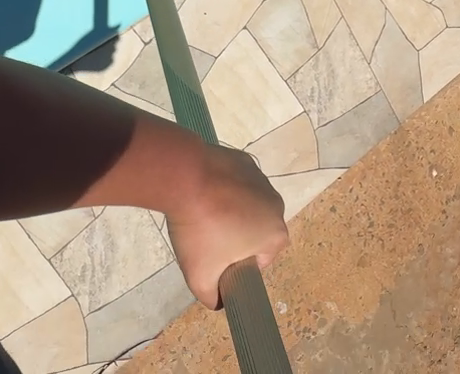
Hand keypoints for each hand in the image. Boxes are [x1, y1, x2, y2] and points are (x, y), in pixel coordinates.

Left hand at [164, 145, 288, 308]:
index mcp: (275, 234)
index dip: (236, 264)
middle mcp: (275, 204)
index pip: (259, 260)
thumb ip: (213, 298)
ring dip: (230, 211)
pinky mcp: (243, 160)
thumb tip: (218, 299)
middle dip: (235, 237)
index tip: (215, 258)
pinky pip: (236, 183)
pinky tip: (203, 190)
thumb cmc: (200, 229)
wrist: (184, 176)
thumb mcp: (200, 279)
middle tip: (207, 237)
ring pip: (247, 205)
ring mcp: (260, 178)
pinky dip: (224, 189)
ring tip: (202, 212)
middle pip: (256, 231)